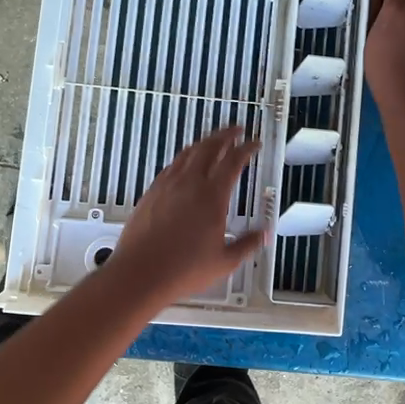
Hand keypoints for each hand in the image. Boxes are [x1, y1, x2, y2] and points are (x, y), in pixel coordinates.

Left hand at [102, 127, 266, 306]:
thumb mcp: (224, 261)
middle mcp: (190, 183)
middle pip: (210, 147)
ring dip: (205, 142)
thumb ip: (247, 244)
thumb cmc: (184, 269)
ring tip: (213, 141)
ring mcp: (168, 185)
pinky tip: (186, 164)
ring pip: (188, 152)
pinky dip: (185, 157)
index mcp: (212, 195)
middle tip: (236, 130)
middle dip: (225, 135)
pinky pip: (172, 165)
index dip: (246, 148)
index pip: (233, 161)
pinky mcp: (152, 192)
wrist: (140, 273)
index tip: (254, 143)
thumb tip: (264, 235)